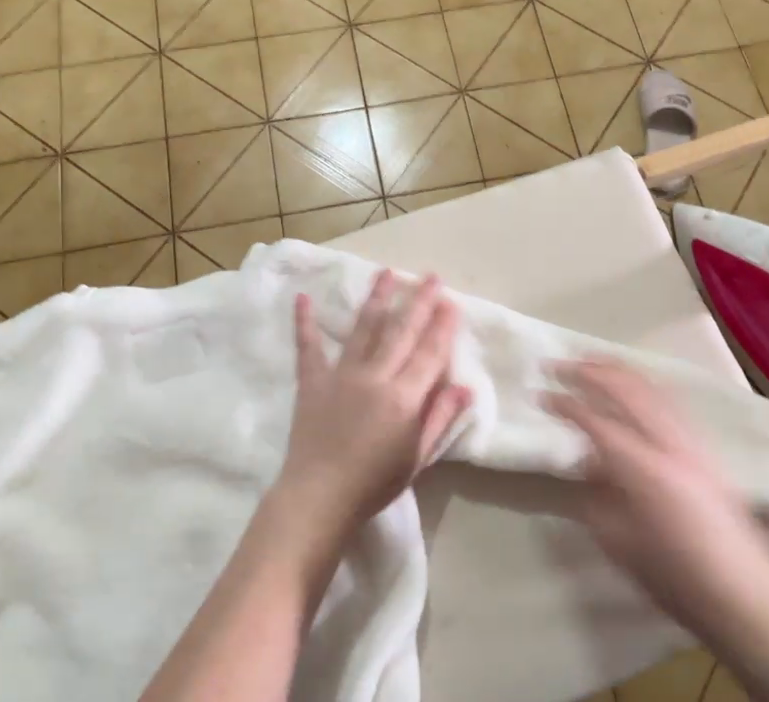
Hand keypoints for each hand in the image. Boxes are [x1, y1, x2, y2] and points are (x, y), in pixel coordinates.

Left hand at [269, 272, 472, 543]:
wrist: (319, 497)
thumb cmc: (374, 484)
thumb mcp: (417, 457)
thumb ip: (439, 418)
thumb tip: (465, 388)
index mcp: (403, 397)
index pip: (429, 353)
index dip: (443, 326)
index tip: (452, 301)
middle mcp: (374, 377)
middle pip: (401, 332)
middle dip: (419, 302)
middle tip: (432, 276)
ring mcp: (341, 375)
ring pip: (363, 329)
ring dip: (377, 299)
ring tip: (387, 272)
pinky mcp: (312, 382)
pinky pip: (308, 347)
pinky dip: (305, 322)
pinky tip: (303, 298)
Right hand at [544, 361, 768, 624]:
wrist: (743, 593)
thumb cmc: (674, 578)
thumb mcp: (619, 543)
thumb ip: (596, 496)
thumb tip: (586, 465)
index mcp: (644, 470)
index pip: (595, 421)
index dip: (564, 404)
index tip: (539, 395)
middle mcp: (670, 445)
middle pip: (626, 389)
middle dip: (589, 372)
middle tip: (559, 365)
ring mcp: (693, 442)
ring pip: (652, 388)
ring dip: (617, 371)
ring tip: (591, 364)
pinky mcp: (706, 449)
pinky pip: (670, 401)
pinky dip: (643, 385)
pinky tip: (631, 387)